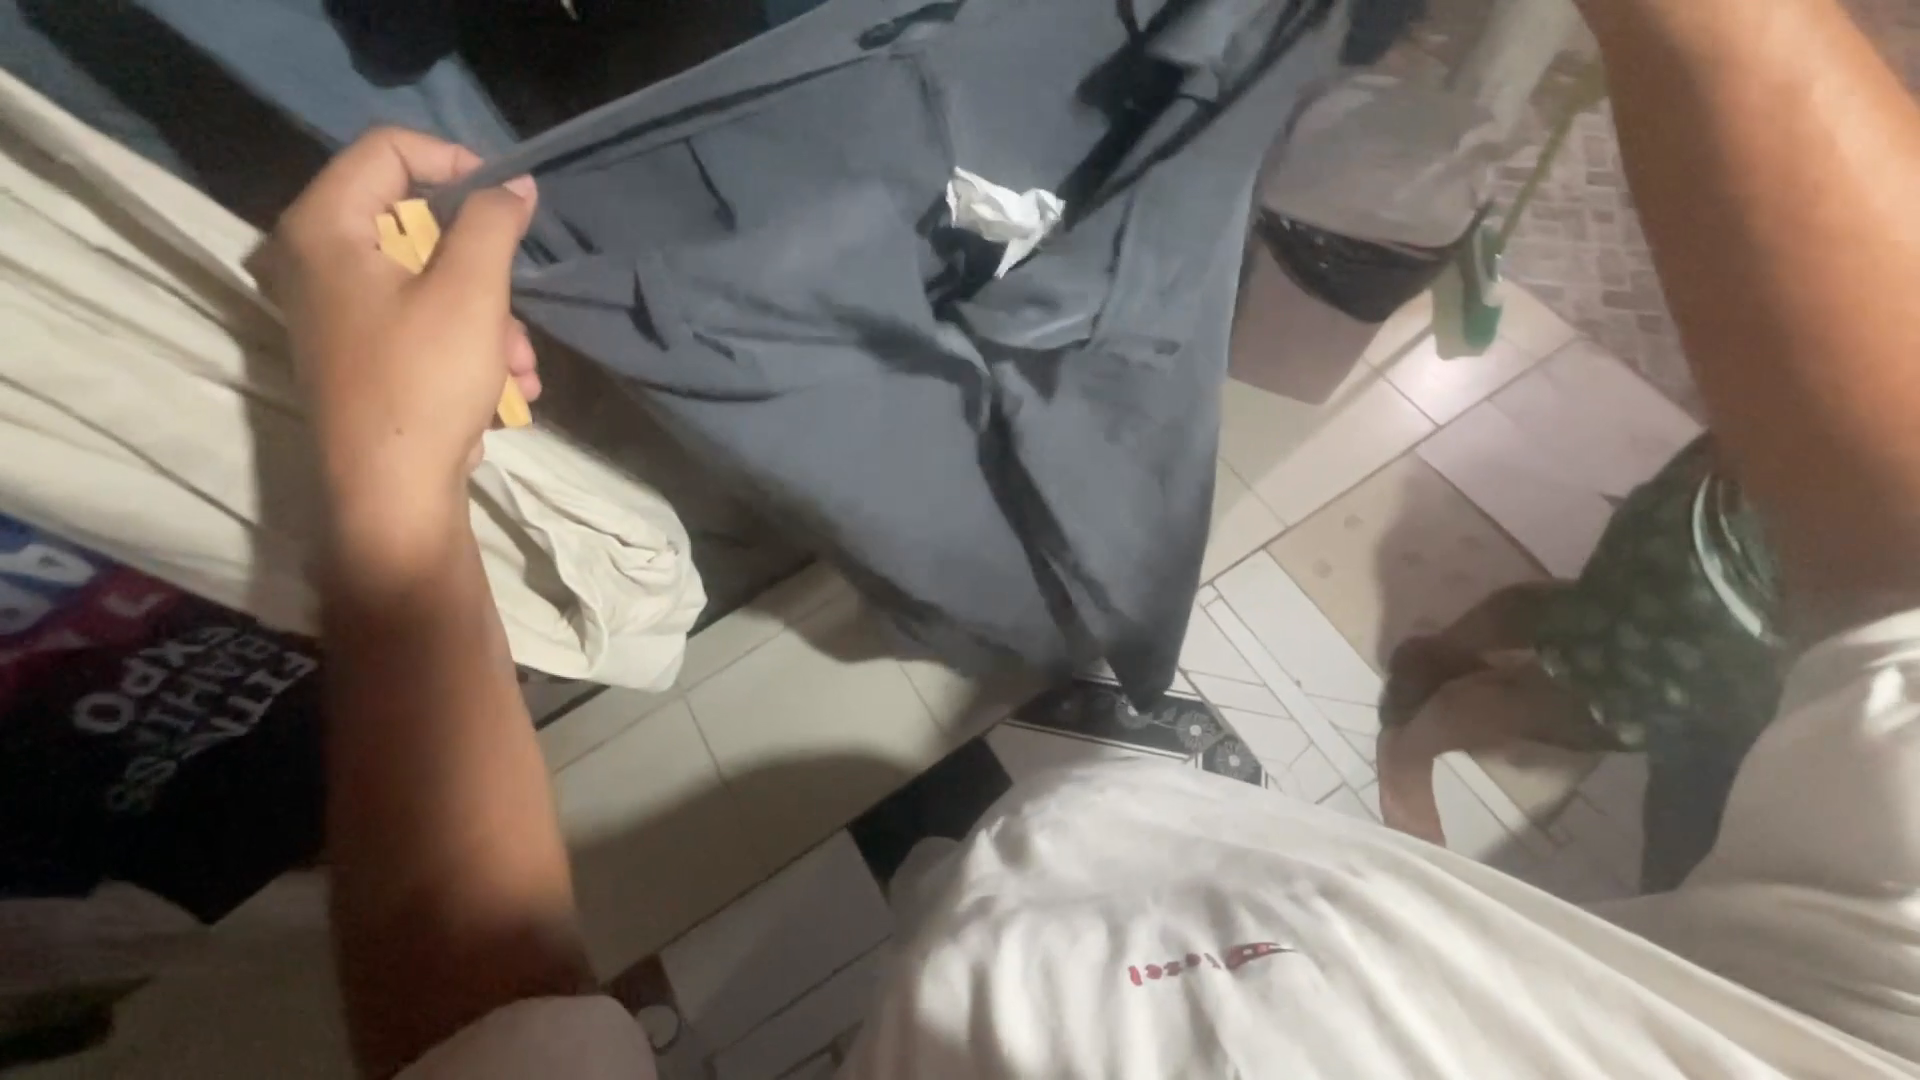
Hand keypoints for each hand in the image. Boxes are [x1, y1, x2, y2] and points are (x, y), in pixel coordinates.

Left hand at [258, 128, 541, 514]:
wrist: (392, 489)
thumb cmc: (425, 380)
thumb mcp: (472, 294)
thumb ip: (492, 225)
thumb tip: (514, 186)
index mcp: (324, 229)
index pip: (387, 152)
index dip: (456, 164)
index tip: (511, 201)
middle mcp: (315, 262)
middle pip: (417, 229)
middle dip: (486, 274)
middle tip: (518, 310)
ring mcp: (336, 313)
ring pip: (432, 286)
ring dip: (492, 324)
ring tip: (520, 373)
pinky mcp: (360, 355)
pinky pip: (424, 326)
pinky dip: (471, 350)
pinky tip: (506, 391)